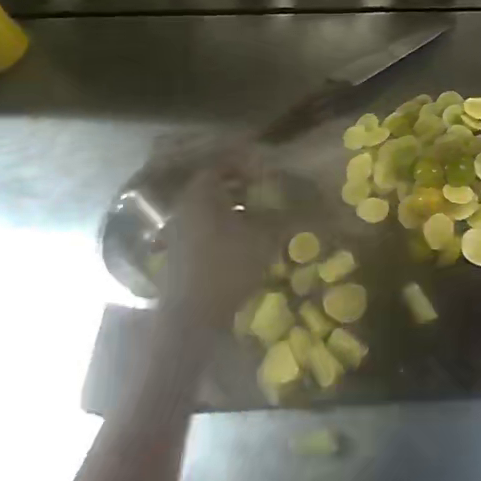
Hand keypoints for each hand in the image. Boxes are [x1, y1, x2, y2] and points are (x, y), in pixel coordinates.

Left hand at [157, 148, 277, 328]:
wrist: (191, 316)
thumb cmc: (227, 267)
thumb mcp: (263, 238)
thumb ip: (282, 216)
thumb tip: (304, 204)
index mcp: (201, 193)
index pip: (222, 164)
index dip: (247, 164)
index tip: (269, 172)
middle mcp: (185, 206)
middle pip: (214, 185)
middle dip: (242, 186)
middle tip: (267, 192)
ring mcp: (177, 230)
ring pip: (209, 208)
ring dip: (234, 208)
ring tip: (261, 218)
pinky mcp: (178, 252)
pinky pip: (203, 227)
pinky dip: (224, 226)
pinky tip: (244, 241)